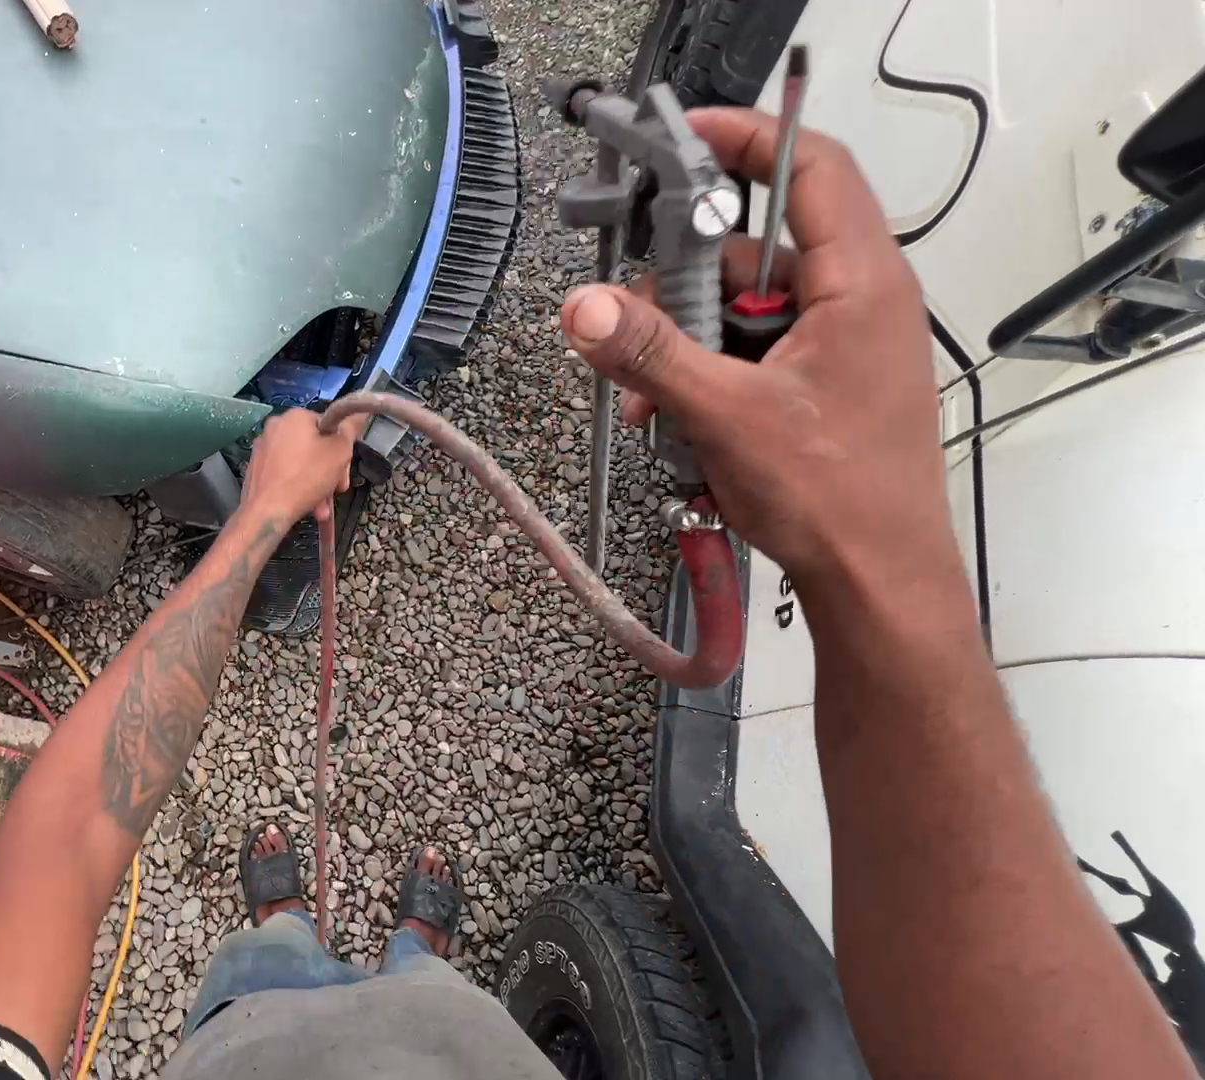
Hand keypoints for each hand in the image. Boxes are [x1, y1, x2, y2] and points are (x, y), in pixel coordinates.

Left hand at [239, 408, 358, 528]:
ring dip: (316, 483)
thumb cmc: (307, 477)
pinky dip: (297, 486)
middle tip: (336, 489)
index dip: (341, 448)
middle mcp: (275, 427)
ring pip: (299, 463)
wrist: (267, 511)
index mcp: (294, 416)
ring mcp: (262, 448)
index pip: (327, 426)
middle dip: (329, 470)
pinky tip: (307, 505)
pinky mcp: (255, 468)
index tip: (344, 470)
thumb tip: (358, 413)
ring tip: (322, 507)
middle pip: (313, 446)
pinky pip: (284, 473)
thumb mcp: (339, 453)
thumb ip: (349, 431)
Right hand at [559, 108, 957, 596]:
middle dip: (675, 296)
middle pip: (744, 258)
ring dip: (675, 354)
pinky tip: (669, 424)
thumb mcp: (724, 414)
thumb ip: (650, 354)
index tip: (681, 138)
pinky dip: (694, 383)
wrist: (870, 576)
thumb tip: (584, 306)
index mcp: (858, 285)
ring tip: (647, 405)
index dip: (747, 141)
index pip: (810, 171)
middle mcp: (847, 304)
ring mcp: (825, 348)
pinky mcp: (804, 385)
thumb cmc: (832, 495)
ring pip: (730, 317)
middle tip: (627, 329)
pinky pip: (735, 359)